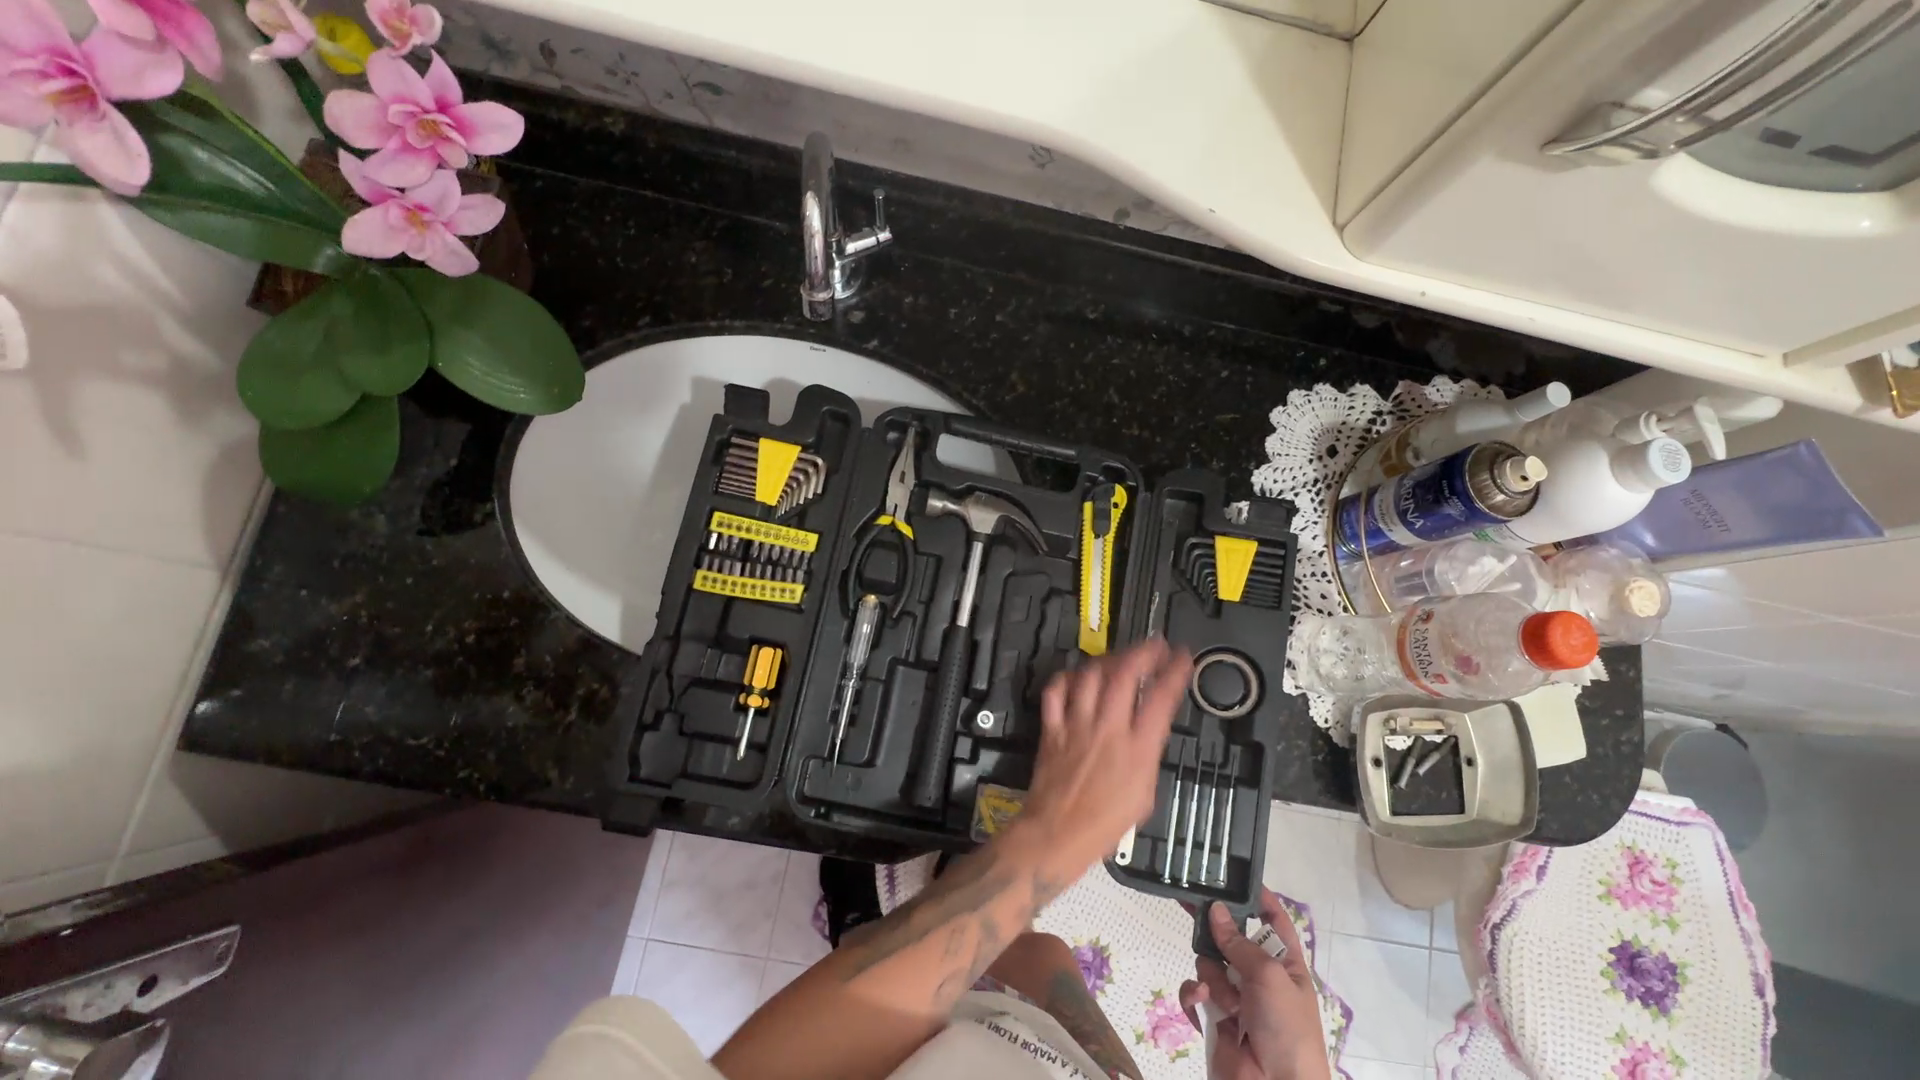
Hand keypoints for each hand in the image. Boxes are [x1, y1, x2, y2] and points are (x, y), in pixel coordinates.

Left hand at [1018, 638, 1191, 875]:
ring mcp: (1077, 725)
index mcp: (1137, 748)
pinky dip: (1067, 678)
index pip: (1162, 697)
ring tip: (1118, 657)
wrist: (1058, 833)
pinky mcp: (1052, 729)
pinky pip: (1056, 691)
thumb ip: (1148, 756)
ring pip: (1090, 676)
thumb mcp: (1144, 794)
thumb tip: (1149, 736)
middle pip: (1125, 674)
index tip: (1183, 658)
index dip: (1176, 671)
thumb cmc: (1103, 825)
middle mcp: (1107, 729)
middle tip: (1154, 645)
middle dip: (1143, 652)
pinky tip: (1077, 676)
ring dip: (1108, 660)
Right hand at [1179, 891, 1331, 1079]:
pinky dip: (1194, 995)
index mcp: (1284, 964)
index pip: (1272, 921)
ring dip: (1213, 977)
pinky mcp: (1212, 1017)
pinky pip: (1193, 991)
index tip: (1233, 875)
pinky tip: (1203, 1002)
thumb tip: (1214, 909)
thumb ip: (1239, 942)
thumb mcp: (1270, 977)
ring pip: (1208, 963)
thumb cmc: (1286, 1028)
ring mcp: (1235, 997)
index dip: (1258, 899)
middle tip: (1189, 904)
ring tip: (1225, 1000)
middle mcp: (1258, 976)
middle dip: (1215, 934)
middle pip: (1229, 938)